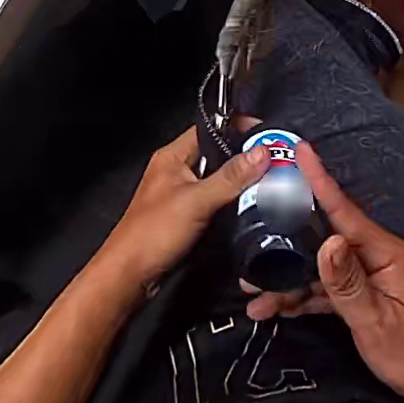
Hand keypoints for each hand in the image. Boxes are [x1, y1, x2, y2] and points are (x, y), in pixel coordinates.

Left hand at [95, 128, 268, 289]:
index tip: (265, 133)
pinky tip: (250, 208)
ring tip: (269, 183)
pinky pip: (216, 201)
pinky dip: (232, 203)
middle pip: (218, 154)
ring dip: (240, 183)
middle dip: (244, 157)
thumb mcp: (197, 200)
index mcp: (173, 156)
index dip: (237, 126)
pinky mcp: (188, 216)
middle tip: (274, 162)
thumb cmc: (153, 232)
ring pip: (219, 180)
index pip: (210, 127)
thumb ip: (231, 176)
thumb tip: (262, 152)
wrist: (129, 276)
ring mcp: (182, 194)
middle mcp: (177, 170)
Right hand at [245, 143, 403, 402]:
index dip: (319, 179)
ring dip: (288, 279)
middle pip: (322, 237)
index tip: (300, 149)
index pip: (344, 209)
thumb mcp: (380, 323)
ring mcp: (368, 275)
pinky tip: (277, 306)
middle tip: (250, 246)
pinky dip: (302, 296)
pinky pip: (326, 288)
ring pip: (319, 267)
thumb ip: (349, 283)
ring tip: (254, 293)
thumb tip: (326, 241)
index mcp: (384, 252)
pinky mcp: (363, 296)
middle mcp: (375, 256)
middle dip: (285, 240)